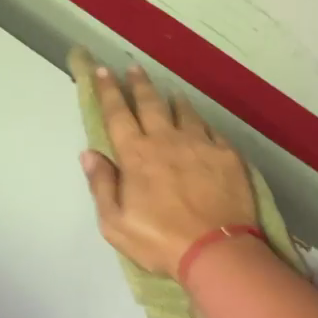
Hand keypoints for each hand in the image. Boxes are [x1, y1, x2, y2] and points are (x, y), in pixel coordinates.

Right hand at [80, 65, 258, 276]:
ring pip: (185, 112)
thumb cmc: (160, 241)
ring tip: (170, 92)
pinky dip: (202, 123)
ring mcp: (201, 144)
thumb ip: (101, 185)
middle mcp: (167, 140)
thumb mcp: (115, 223)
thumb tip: (90, 154)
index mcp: (136, 155)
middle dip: (140, 84)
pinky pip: (212, 130)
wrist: (216, 249)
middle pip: (151, 103)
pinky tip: (202, 123)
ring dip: (174, 100)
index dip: (109, 91)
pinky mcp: (227, 155)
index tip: (103, 71)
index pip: (118, 114)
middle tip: (134, 68)